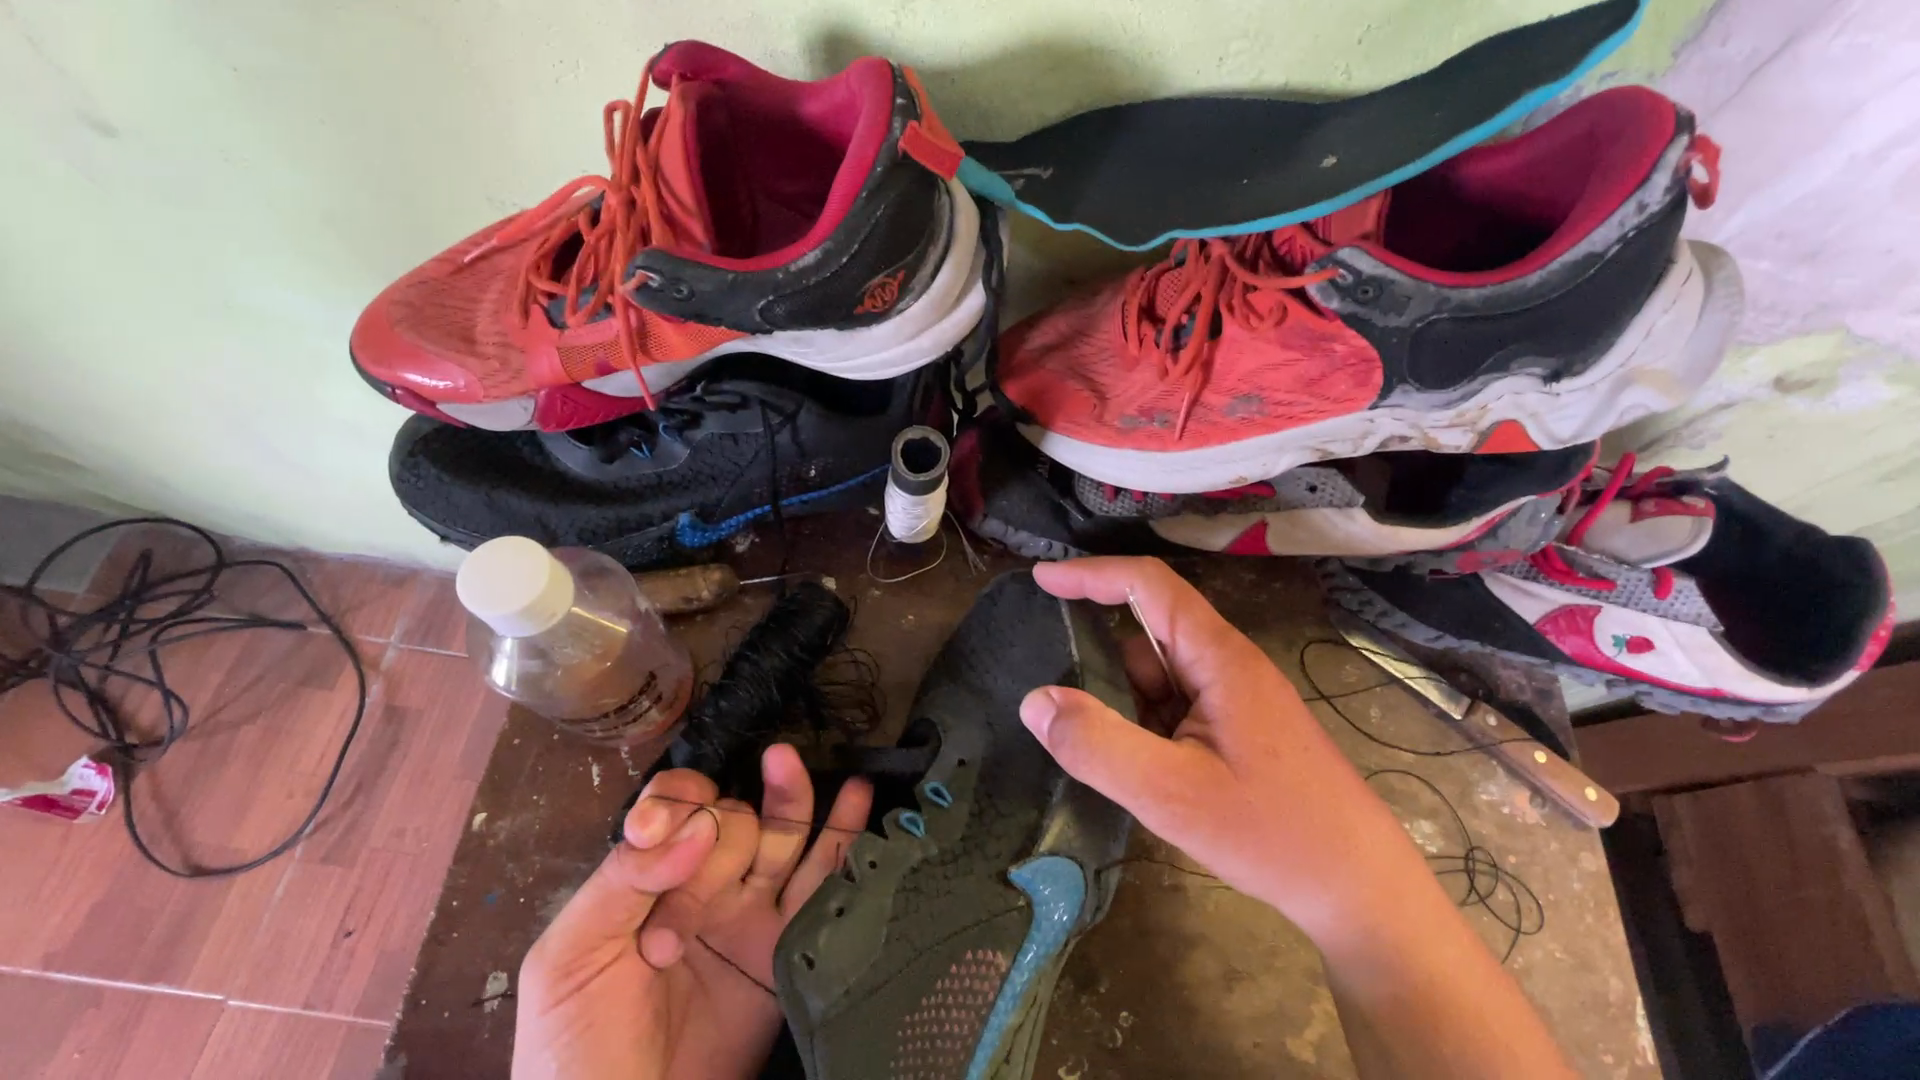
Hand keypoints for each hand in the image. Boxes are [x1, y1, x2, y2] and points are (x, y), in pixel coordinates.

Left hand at [513, 744, 871, 1079]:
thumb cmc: (575, 1045)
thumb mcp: (571, 955)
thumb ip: (624, 879)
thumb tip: (697, 829)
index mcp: (648, 878)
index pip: (675, 808)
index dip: (676, 805)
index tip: (658, 831)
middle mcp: (704, 884)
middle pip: (731, 824)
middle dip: (710, 855)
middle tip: (672, 936)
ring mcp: (750, 915)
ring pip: (780, 838)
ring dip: (789, 795)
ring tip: (787, 763)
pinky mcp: (790, 947)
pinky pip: (821, 885)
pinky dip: (842, 837)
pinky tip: (856, 795)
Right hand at [1019, 557, 1423, 939]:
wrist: (1357, 888)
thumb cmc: (1272, 833)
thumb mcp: (1170, 792)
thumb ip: (1098, 744)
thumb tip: (1035, 701)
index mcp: (1218, 657)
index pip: (1148, 585)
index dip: (1091, 574)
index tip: (1040, 580)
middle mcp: (1227, 666)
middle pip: (1148, 636)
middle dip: (1099, 659)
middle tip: (1054, 700)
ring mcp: (1235, 700)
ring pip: (1158, 678)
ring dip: (1122, 702)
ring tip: (1091, 748)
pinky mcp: (1237, 732)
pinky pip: (1174, 709)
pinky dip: (1144, 727)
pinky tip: (1134, 771)